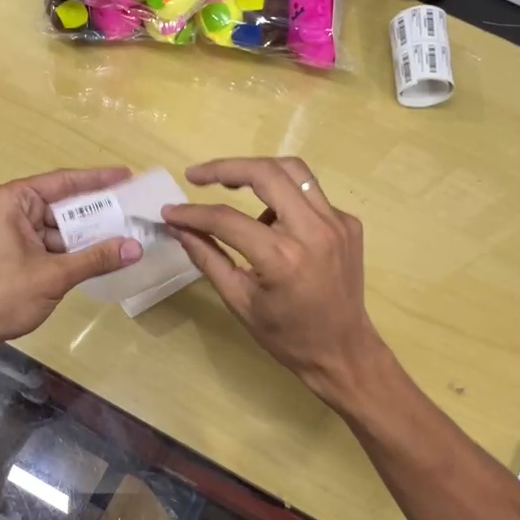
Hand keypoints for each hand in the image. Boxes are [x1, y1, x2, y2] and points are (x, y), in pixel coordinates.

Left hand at [0, 167, 143, 348]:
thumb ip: (97, 258)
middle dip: (95, 213)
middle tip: (132, 211)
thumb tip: (136, 248)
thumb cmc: (3, 295)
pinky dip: (71, 251)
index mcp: (11, 201)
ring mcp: (9, 233)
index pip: (62, 182)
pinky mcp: (11, 253)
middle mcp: (8, 210)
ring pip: (57, 228)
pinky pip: (48, 244)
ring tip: (124, 237)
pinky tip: (99, 257)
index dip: (97, 180)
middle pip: (61, 205)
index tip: (127, 176)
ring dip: (86, 236)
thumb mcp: (55, 275)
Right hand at [163, 157, 384, 401]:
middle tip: (196, 175)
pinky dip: (283, 198)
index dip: (192, 212)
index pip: (226, 218)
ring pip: (293, 171)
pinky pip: (310, 194)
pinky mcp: (348, 223)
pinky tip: (270, 223)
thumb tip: (178, 227)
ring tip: (231, 188)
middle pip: (266, 173)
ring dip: (257, 172)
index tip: (171, 210)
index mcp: (282, 257)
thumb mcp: (239, 301)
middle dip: (225, 168)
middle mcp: (313, 230)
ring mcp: (337, 222)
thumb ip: (207, 258)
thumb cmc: (287, 335)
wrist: (344, 351)